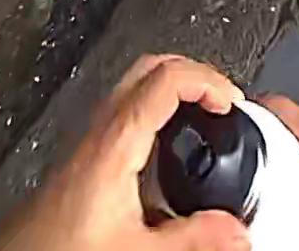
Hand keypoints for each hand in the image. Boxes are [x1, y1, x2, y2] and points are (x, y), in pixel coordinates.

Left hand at [0, 55, 250, 250]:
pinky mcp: (91, 145)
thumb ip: (192, 242)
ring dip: (174, 84)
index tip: (230, 101)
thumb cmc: (62, 247)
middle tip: (221, 97)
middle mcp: (104, 123)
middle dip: (193, 72)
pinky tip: (170, 139)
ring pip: (138, 79)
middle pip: (151, 65)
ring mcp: (95, 129)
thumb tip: (236, 232)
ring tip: (203, 110)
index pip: (167, 79)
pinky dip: (158, 102)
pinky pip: (129, 102)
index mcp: (118, 137)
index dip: (206, 80)